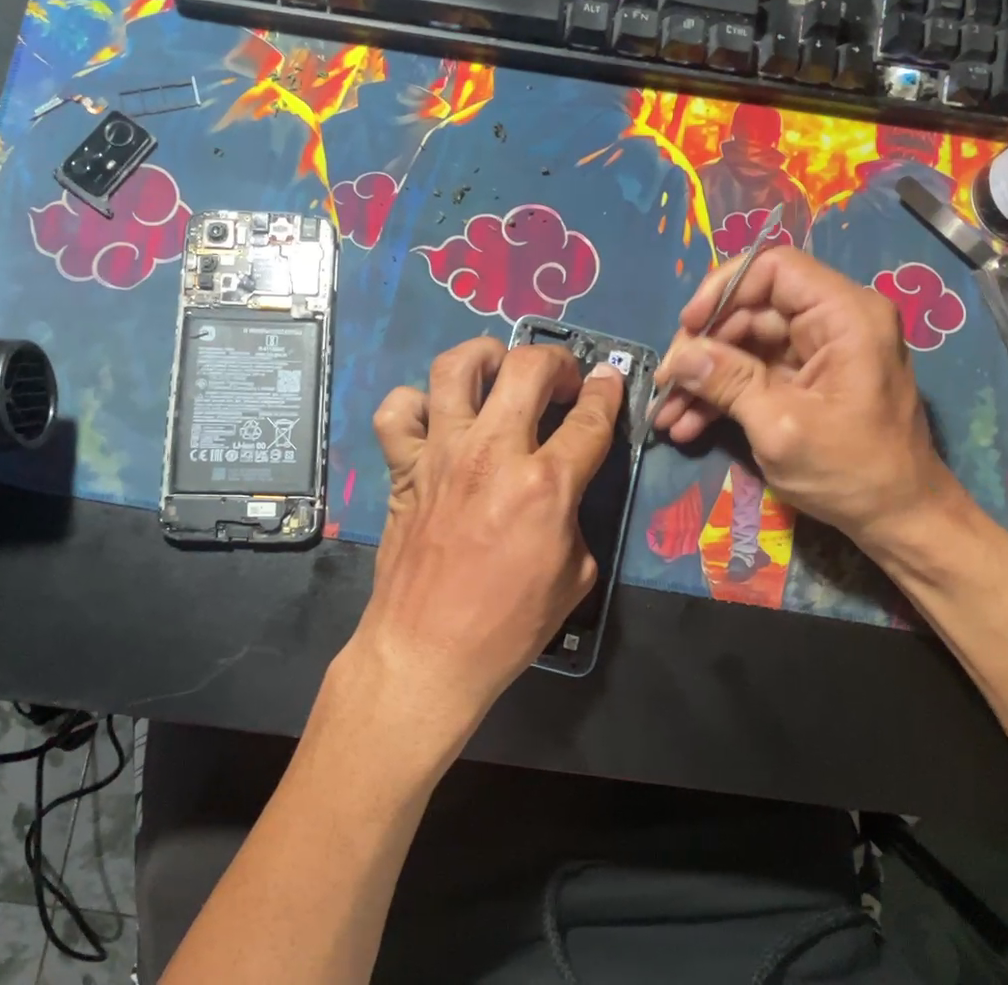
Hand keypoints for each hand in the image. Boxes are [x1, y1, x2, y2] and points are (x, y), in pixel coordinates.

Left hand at [343, 337, 624, 740]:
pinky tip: (436, 419)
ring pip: (455, 368)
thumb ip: (573, 517)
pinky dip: (417, 404)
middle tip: (562, 381)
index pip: (590, 417)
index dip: (608, 392)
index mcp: (545, 484)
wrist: (428, 650)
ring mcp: (441, 455)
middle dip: (557, 360)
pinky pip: (398, 412)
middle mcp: (492, 453)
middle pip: (528, 368)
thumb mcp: (575, 575)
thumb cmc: (509, 625)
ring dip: (486, 357)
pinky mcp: (404, 469)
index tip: (610, 381)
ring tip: (498, 372)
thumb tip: (563, 489)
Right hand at [651, 246, 962, 549]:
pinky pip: (755, 374)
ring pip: (746, 345)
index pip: (774, 268)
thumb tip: (678, 357)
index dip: (723, 291)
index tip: (687, 329)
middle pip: (752, 310)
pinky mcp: (807, 382)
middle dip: (703, 347)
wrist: (898, 519)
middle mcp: (834, 323)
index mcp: (845, 316)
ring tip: (667, 414)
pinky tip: (687, 424)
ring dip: (704, 378)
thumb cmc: (851, 471)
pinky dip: (722, 396)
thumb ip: (729, 383)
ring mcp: (819, 353)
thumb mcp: (781, 426)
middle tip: (667, 384)